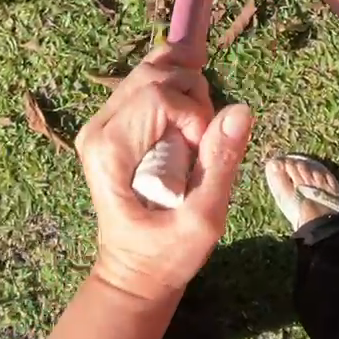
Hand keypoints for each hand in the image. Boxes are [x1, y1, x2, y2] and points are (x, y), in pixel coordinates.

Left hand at [74, 47, 254, 304]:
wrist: (132, 272)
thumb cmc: (166, 255)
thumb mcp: (202, 220)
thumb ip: (220, 163)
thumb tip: (240, 109)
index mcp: (111, 149)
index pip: (158, 98)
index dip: (193, 114)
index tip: (204, 151)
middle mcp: (98, 127)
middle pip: (151, 76)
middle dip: (190, 93)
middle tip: (206, 135)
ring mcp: (100, 122)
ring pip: (145, 72)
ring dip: (182, 81)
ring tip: (203, 110)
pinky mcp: (110, 123)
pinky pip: (141, 84)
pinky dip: (170, 76)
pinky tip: (191, 67)